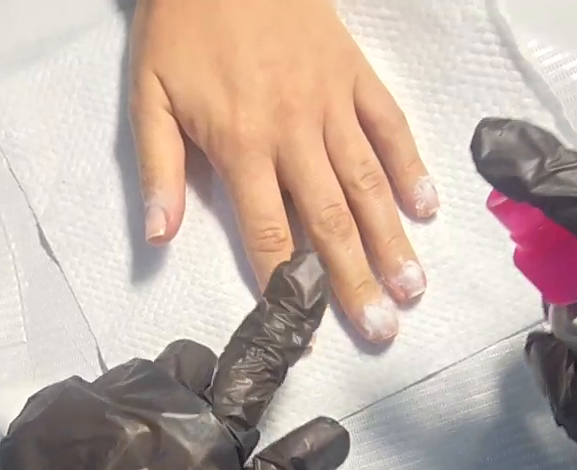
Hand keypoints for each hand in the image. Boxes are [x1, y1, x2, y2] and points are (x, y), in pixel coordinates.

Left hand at [129, 0, 434, 342]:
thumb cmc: (182, 21)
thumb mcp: (150, 96)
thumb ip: (159, 170)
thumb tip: (159, 237)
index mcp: (242, 146)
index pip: (269, 233)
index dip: (288, 287)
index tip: (308, 332)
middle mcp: (294, 132)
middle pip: (329, 221)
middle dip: (354, 281)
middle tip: (381, 329)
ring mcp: (331, 102)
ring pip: (366, 182)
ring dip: (391, 238)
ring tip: (414, 287)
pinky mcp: (354, 72)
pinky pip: (389, 122)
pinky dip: (409, 164)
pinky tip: (427, 205)